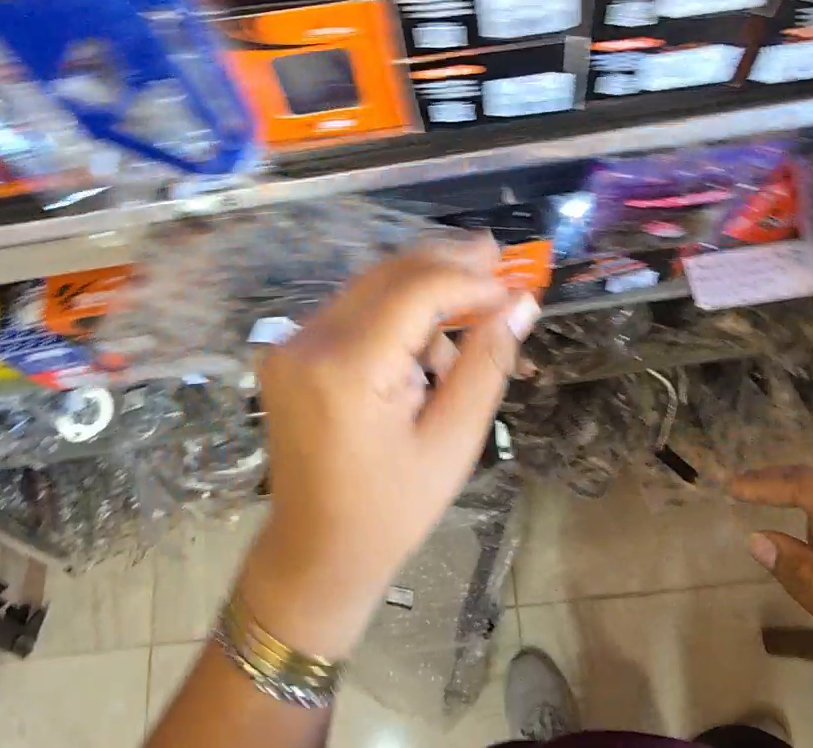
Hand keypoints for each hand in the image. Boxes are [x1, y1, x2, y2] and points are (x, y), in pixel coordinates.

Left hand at [238, 235, 537, 659]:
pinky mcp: (290, 351)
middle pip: (390, 275)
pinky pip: (354, 309)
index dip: (470, 280)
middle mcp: (309, 342)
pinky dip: (396, 313)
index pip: (416, 291)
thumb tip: (521, 303)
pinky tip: (427, 346)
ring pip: (372, 286)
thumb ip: (486, 363)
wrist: (315, 551)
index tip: (516, 283)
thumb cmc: (390, 510)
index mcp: (348, 370)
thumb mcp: (452, 442)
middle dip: (449, 265)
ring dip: (425, 290)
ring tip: (470, 324)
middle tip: (500, 260)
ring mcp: (292, 344)